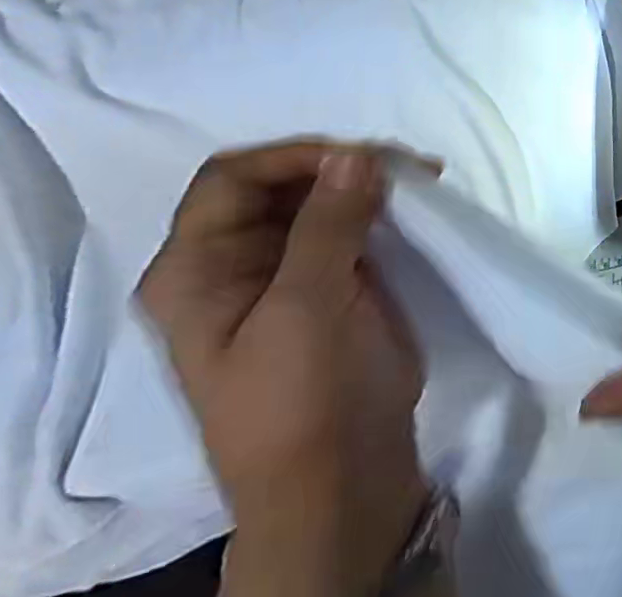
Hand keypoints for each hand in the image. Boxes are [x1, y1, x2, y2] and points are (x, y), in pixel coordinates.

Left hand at [138, 140, 430, 596]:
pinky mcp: (340, 280)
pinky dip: (387, 206)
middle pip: (281, 182)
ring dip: (370, 181)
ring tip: (423, 176)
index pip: (233, 178)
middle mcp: (238, 259)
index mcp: (198, 267)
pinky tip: (420, 203)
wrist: (341, 468)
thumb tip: (358, 153)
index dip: (294, 157)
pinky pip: (357, 224)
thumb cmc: (300, 396)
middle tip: (407, 165)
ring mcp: (292, 269)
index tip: (364, 158)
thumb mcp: (304, 310)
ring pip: (324, 199)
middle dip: (341, 164)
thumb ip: (329, 227)